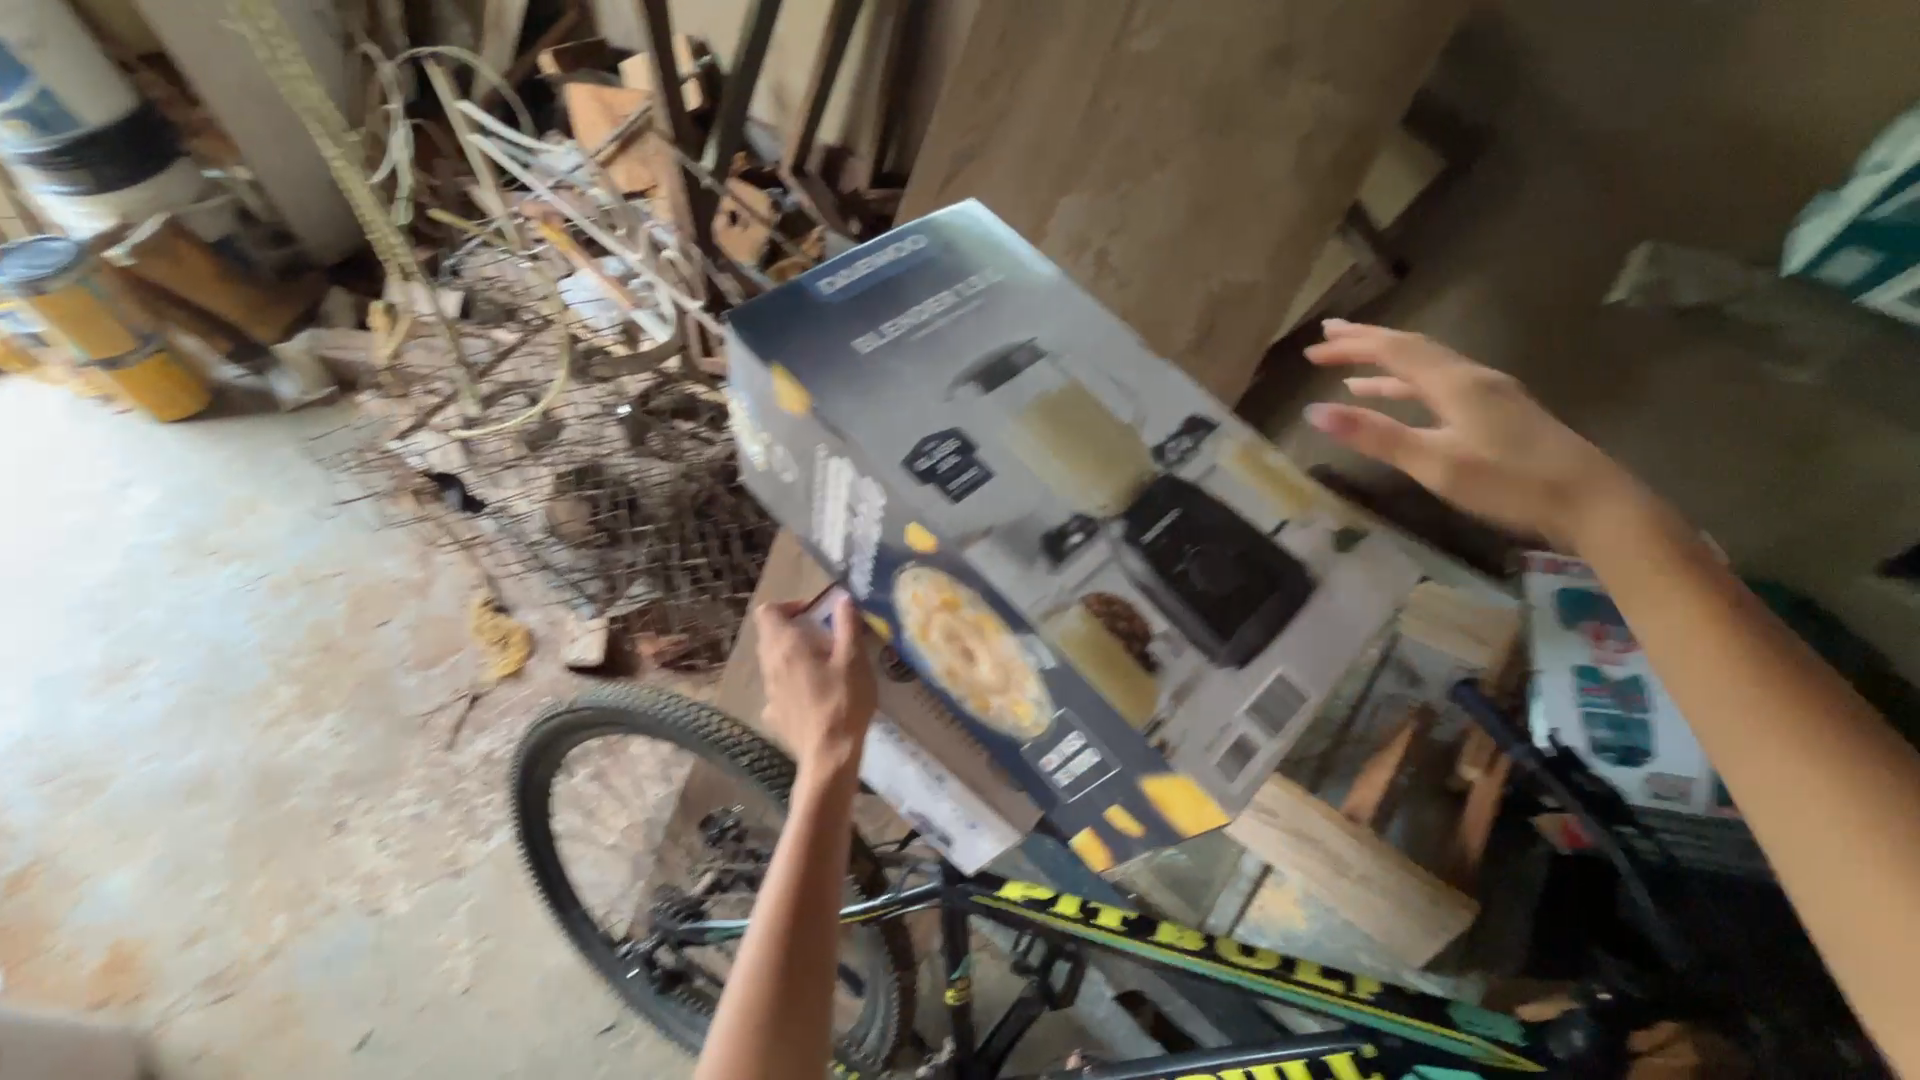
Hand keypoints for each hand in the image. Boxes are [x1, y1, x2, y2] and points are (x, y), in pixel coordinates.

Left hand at [755, 594, 876, 780]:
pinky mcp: (774, 714)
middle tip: (824, 638)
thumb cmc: (843, 700)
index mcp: (786, 645)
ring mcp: (768, 691)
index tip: (815, 614)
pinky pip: (779, 688)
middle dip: (794, 630)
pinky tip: (813, 696)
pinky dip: (792, 684)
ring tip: (823, 666)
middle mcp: (770, 664)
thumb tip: (843, 598)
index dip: (789, 606)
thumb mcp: (854, 659)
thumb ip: (847, 624)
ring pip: (774, 662)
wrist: (829, 754)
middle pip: (770, 635)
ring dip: (793, 656)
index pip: (768, 611)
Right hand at [1303, 319, 1650, 552]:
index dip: (1352, 345)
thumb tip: (1315, 412)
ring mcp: (1490, 394)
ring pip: (1428, 367)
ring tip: (1350, 372)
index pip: (1394, 350)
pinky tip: (1402, 401)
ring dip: (1387, 365)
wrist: (1593, 502)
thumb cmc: (1510, 483)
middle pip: (1412, 349)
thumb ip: (1375, 435)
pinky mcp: (1500, 413)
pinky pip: (1442, 386)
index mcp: (1455, 383)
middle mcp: (1472, 377)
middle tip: (1328, 336)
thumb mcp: (1434, 463)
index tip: (1312, 348)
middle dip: (1368, 342)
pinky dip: (1411, 387)